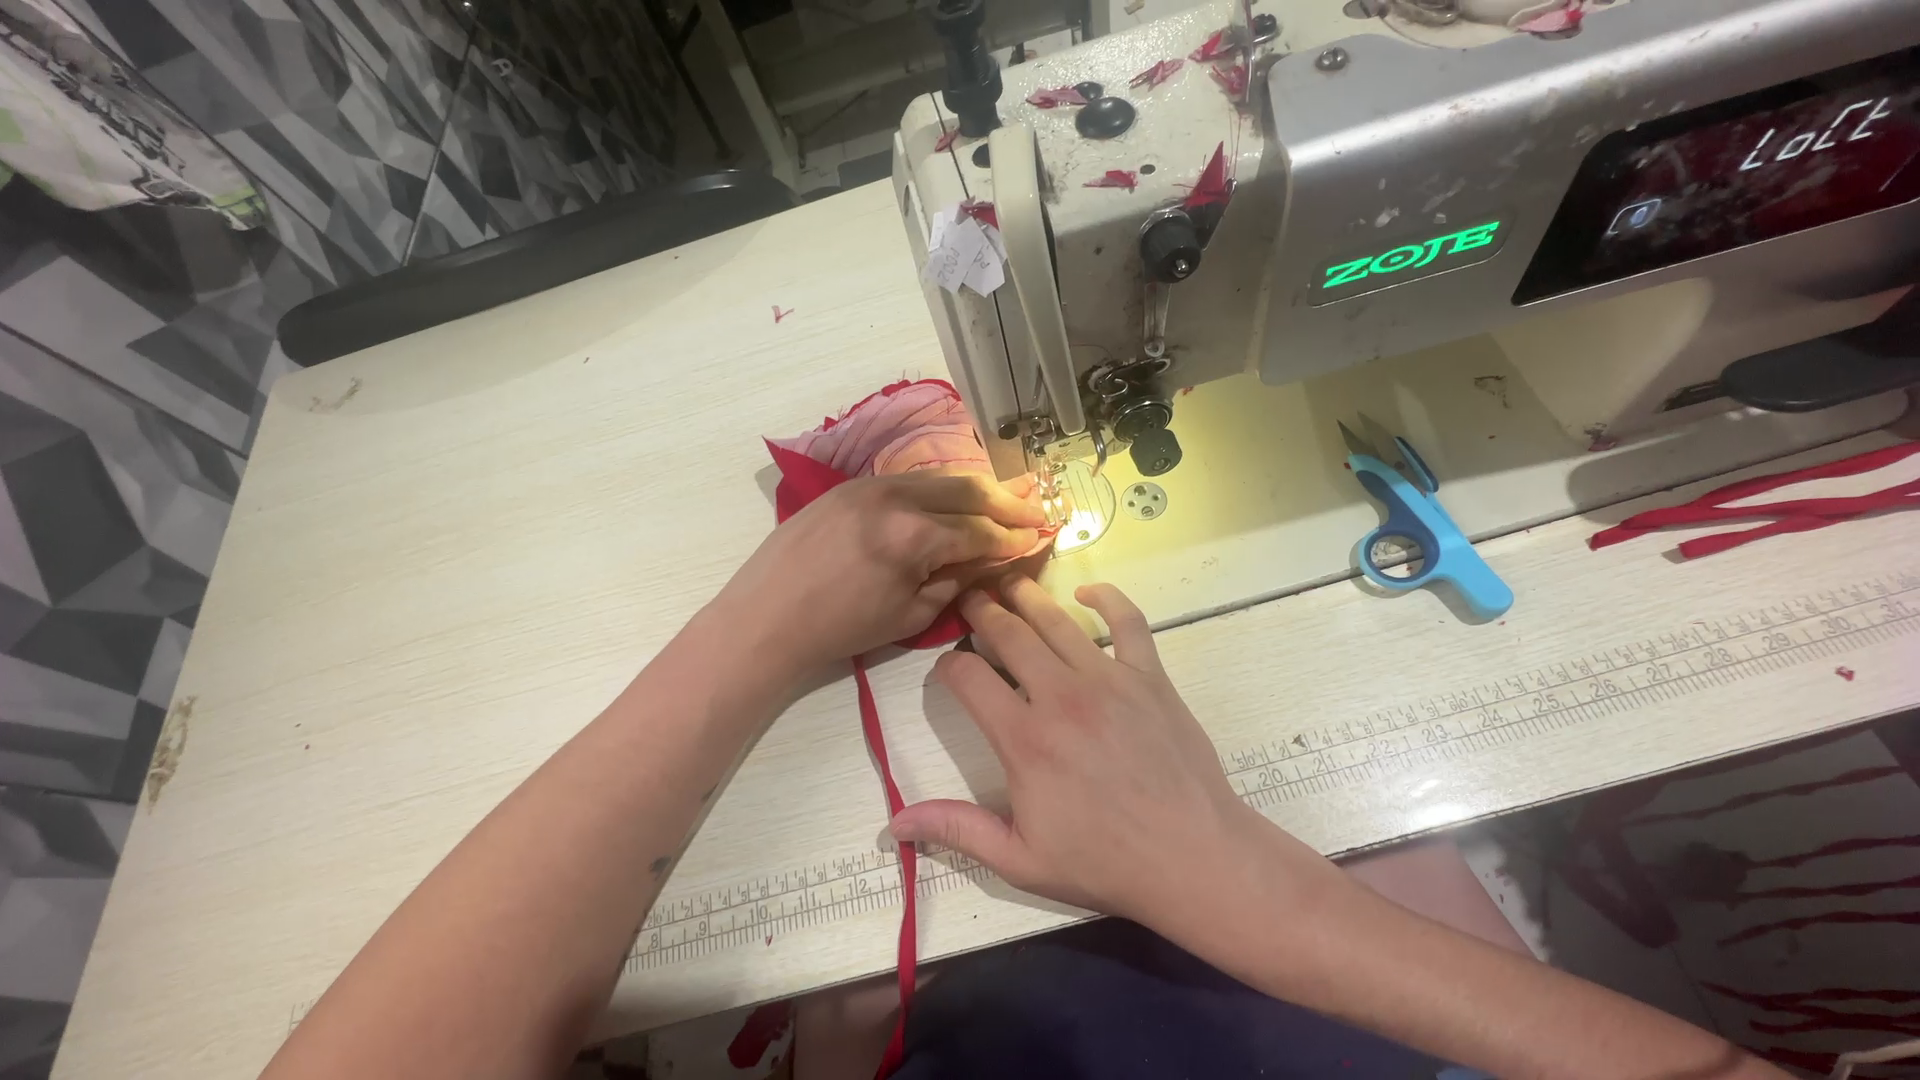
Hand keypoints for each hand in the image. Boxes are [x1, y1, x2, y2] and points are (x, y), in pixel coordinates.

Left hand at [712, 473, 1045, 679]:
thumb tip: (990, 560)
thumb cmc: (839, 628)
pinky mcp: (848, 485)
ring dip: (975, 490)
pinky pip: (907, 481)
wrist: (766, 617)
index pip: (979, 531)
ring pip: (938, 478)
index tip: (1037, 540)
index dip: (1012, 539)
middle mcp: (895, 497)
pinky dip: (938, 489)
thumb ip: (955, 581)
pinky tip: (952, 500)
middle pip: (967, 490)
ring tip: (1004, 500)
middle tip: (1036, 511)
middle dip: (1007, 502)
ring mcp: (868, 484)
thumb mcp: (909, 617)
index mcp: (913, 536)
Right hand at [888, 577, 1283, 927]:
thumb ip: (957, 829)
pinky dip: (1108, 598)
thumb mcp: (1020, 860)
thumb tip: (895, 822)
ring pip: (1057, 620)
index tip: (946, 669)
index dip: (947, 666)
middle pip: (1008, 634)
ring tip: (1008, 584)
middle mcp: (1061, 696)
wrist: (1192, 857)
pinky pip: (1128, 622)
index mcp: (1024, 739)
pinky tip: (1088, 592)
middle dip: (981, 613)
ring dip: (1027, 597)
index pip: (967, 677)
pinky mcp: (1150, 677)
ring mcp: (1109, 680)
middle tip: (969, 601)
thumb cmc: (1104, 863)